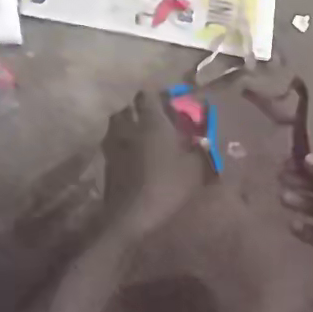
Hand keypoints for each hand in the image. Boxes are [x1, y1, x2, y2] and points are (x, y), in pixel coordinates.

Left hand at [102, 90, 207, 239]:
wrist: (132, 216)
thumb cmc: (167, 186)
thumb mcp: (195, 168)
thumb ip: (202, 149)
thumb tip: (206, 139)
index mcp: (151, 122)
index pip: (148, 94)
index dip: (158, 95)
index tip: (170, 102)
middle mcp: (128, 128)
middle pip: (127, 109)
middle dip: (139, 110)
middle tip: (155, 121)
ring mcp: (113, 146)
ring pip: (116, 126)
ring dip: (127, 127)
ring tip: (142, 138)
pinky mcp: (106, 164)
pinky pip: (112, 146)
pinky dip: (121, 146)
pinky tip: (133, 158)